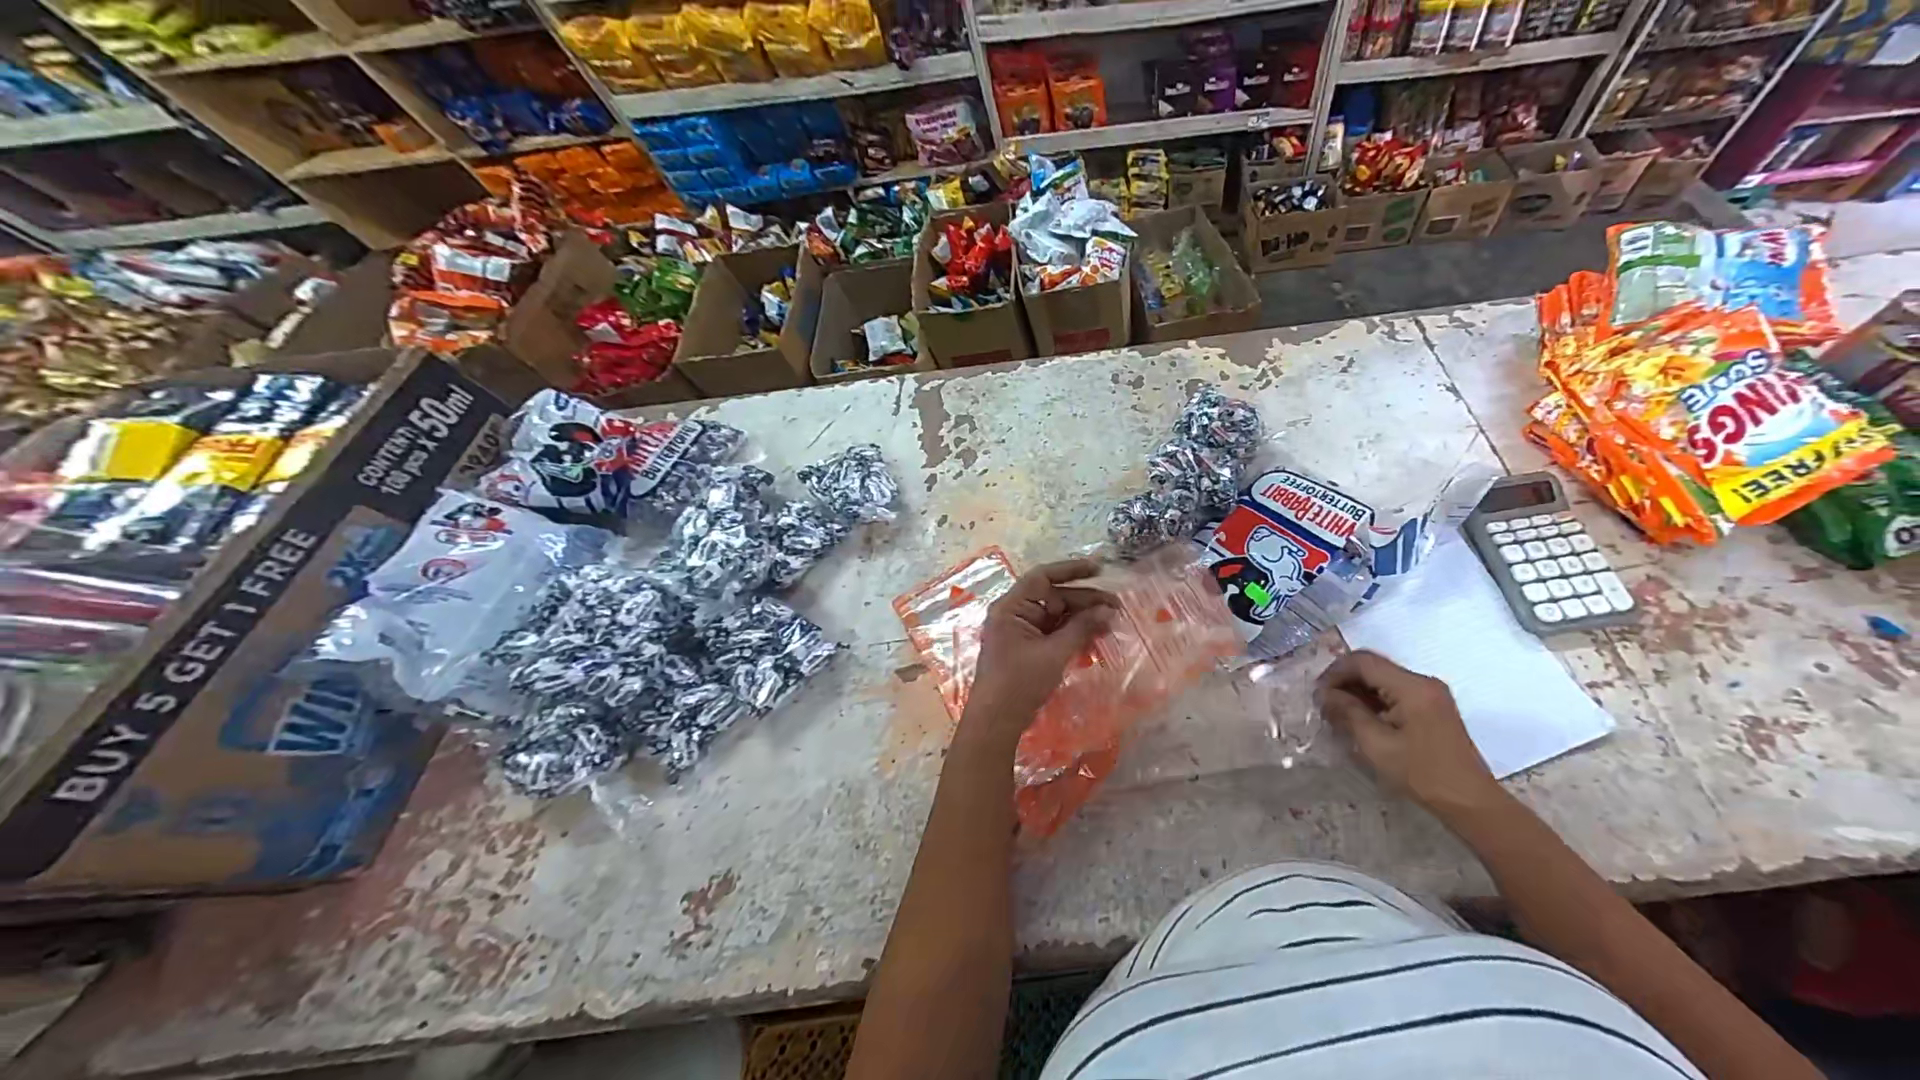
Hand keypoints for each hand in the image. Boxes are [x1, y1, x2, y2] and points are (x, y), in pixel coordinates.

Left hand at [963, 559, 1116, 743]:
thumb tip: (1108, 610)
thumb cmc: (1019, 682)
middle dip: (1085, 600)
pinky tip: (1096, 637)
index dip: (1072, 569)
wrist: (996, 721)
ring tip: (1112, 622)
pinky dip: (1073, 633)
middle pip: (1053, 597)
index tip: (1100, 568)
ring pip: (1056, 616)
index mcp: (1011, 607)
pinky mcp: (1028, 649)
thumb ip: (1081, 628)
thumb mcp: (1053, 653)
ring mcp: (1020, 632)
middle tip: (1116, 607)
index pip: (1042, 577)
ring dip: (1082, 618)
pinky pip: (1054, 633)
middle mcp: (1014, 614)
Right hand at [1316, 650, 1503, 818]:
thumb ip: (1348, 712)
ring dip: (1358, 690)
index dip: (1334, 672)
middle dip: (1344, 680)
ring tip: (1339, 712)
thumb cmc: (1421, 774)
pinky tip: (1361, 717)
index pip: (1363, 662)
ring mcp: (1431, 693)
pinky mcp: (1432, 705)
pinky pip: (1395, 690)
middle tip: (1325, 703)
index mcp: (1412, 687)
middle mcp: (1423, 682)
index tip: (1318, 694)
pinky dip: (1374, 698)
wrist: (1470, 801)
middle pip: (1373, 666)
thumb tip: (1324, 694)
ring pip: (1382, 678)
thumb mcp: (1376, 744)